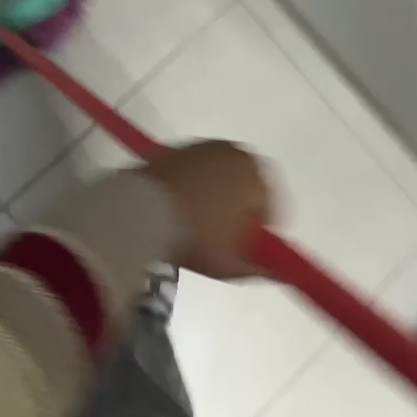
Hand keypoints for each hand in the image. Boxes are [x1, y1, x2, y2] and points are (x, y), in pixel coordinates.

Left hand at [138, 140, 277, 279]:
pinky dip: (189, 188)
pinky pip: (191, 172)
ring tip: (194, 226)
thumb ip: (260, 267)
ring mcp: (200, 147)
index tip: (247, 250)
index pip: (270, 206)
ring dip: (212, 197)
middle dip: (237, 211)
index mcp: (256, 174)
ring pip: (216, 178)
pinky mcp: (172, 149)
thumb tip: (274, 269)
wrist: (143, 210)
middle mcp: (232, 152)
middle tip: (221, 239)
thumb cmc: (196, 235)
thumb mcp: (233, 264)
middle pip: (244, 187)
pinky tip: (177, 211)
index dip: (260, 232)